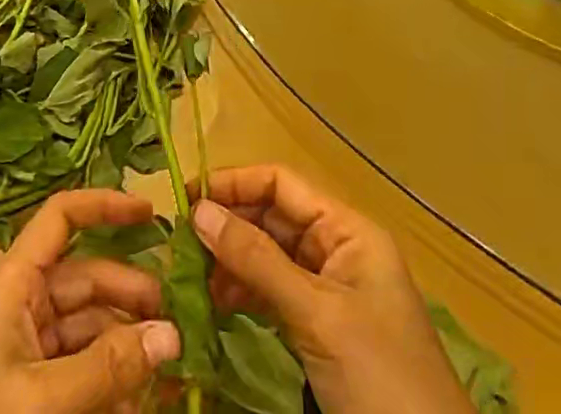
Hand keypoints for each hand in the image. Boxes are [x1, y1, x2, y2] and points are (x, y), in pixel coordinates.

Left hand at [0, 189, 180, 413]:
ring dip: (128, 346)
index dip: (103, 205)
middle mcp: (21, 299)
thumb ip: (108, 365)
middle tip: (179, 327)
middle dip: (133, 297)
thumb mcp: (45, 396)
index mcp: (13, 281)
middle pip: (87, 277)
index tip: (153, 213)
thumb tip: (171, 334)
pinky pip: (83, 362)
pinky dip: (112, 377)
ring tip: (164, 375)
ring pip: (91, 324)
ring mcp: (28, 340)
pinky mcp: (34, 378)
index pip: (60, 219)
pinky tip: (136, 401)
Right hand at [190, 166, 473, 413]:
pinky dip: (238, 291)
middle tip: (179, 244)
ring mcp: (324, 287)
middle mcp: (334, 249)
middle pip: (267, 217)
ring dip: (226, 261)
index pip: (279, 183)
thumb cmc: (381, 376)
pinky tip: (214, 303)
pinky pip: (266, 289)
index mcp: (346, 231)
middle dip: (224, 226)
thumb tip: (197, 210)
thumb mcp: (316, 313)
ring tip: (192, 278)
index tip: (185, 199)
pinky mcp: (314, 323)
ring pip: (262, 254)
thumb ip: (256, 259)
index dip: (232, 184)